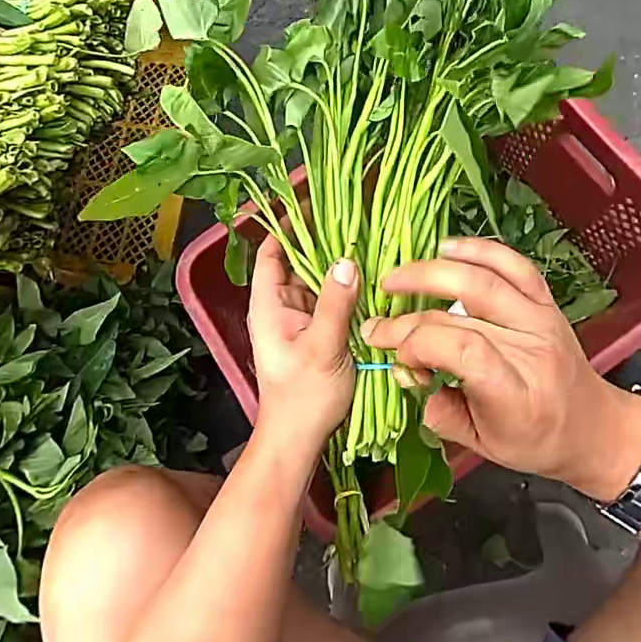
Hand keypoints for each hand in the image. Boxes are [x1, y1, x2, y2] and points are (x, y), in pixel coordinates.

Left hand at [246, 235, 359, 458]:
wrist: (300, 437)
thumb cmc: (303, 396)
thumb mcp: (323, 346)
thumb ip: (335, 302)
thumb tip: (347, 260)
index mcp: (269, 303)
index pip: (272, 251)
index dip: (288, 225)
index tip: (315, 204)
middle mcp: (282, 305)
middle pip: (299, 260)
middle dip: (323, 240)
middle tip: (355, 217)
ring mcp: (301, 318)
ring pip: (319, 279)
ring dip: (338, 264)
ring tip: (368, 238)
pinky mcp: (319, 331)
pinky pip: (332, 299)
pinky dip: (348, 287)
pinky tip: (371, 276)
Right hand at [362, 237, 640, 499]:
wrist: (594, 428)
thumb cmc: (536, 441)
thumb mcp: (483, 445)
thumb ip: (439, 410)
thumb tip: (404, 371)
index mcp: (516, 393)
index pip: (463, 351)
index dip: (419, 345)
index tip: (396, 356)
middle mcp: (531, 349)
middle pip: (463, 314)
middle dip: (410, 313)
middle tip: (377, 318)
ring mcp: (541, 319)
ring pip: (485, 279)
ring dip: (433, 272)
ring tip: (396, 277)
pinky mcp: (545, 301)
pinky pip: (514, 264)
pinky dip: (479, 249)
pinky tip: (446, 248)